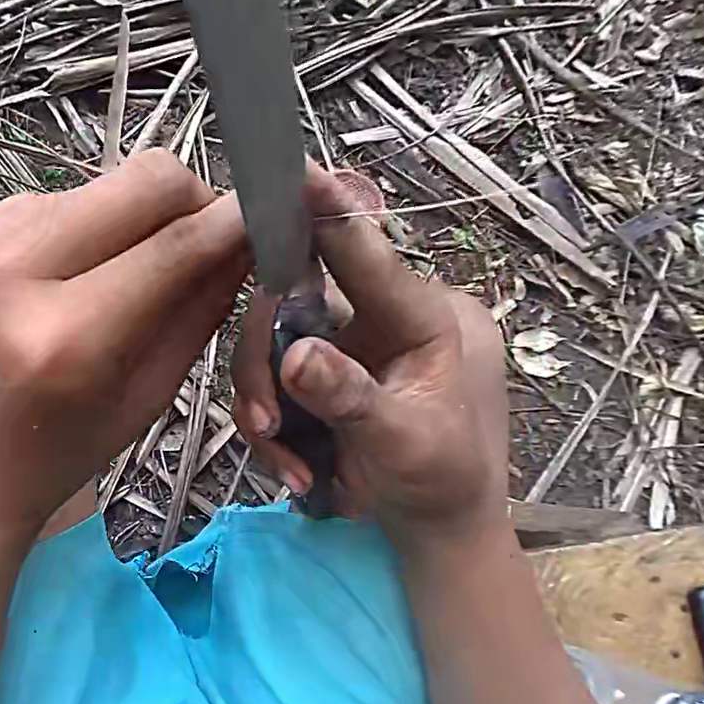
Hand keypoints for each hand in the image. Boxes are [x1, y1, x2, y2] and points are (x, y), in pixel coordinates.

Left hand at [0, 150, 248, 535]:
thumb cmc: (69, 445)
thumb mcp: (152, 392)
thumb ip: (202, 306)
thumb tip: (245, 236)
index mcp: (63, 340)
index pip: (173, 244)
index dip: (231, 219)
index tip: (262, 212)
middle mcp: (4, 278)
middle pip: (136, 182)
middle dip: (186, 201)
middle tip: (197, 238)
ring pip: (92, 186)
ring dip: (125, 220)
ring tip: (118, 273)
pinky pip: (42, 204)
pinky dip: (75, 230)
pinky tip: (64, 278)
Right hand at [233, 166, 510, 548]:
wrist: (433, 526)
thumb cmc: (443, 480)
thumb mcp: (405, 443)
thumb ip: (351, 398)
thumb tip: (296, 357)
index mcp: (420, 317)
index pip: (366, 256)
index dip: (326, 215)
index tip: (292, 177)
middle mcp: (372, 318)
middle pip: (290, 300)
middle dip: (263, 361)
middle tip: (264, 421)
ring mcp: (339, 347)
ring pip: (266, 344)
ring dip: (260, 403)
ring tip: (283, 458)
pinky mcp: (312, 377)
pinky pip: (265, 382)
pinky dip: (265, 426)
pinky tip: (293, 468)